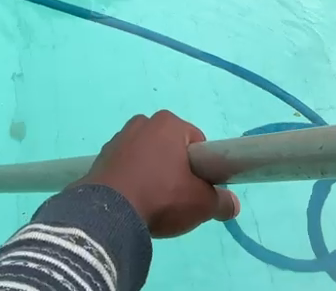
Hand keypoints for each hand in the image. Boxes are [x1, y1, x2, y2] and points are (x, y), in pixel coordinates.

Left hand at [75, 110, 239, 236]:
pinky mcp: (103, 155)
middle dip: (176, 168)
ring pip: (147, 155)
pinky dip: (132, 178)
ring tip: (153, 202)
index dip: (201, 165)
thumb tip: (232, 204)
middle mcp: (143, 122)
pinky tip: (134, 200)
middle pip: (170, 147)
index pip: (196, 141)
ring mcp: (120, 137)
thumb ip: (221, 201)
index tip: (197, 187)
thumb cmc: (161, 197)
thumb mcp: (201, 203)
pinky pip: (127, 165)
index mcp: (168, 123)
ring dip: (152, 172)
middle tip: (177, 196)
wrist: (110, 213)